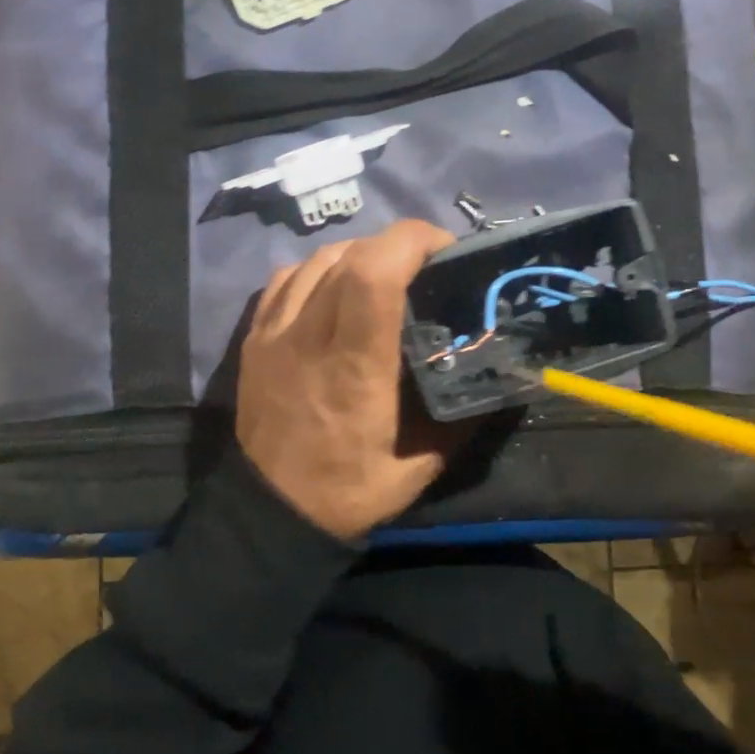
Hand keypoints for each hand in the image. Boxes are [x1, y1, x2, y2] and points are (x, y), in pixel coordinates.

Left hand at [236, 219, 456, 540]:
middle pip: (349, 256)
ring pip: (316, 260)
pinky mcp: (254, 339)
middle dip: (395, 245)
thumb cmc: (349, 491)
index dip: (412, 242)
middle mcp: (310, 339)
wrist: (272, 511)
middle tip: (424, 265)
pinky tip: (334, 287)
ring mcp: (274, 335)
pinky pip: (285, 279)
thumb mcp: (421, 466)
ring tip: (383, 273)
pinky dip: (317, 270)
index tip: (444, 251)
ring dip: (358, 253)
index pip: (374, 274)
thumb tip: (501, 373)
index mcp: (355, 368)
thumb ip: (462, 416)